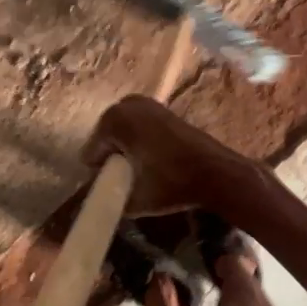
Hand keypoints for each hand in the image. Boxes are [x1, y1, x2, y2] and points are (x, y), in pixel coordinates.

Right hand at [80, 95, 257, 216]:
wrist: (216, 172)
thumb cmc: (172, 183)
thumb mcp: (134, 200)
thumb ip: (107, 200)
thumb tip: (95, 202)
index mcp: (114, 120)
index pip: (90, 153)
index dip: (98, 174)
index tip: (113, 189)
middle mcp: (126, 104)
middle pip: (104, 139)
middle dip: (110, 159)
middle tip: (124, 181)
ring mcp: (146, 103)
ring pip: (121, 133)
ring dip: (124, 150)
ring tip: (138, 173)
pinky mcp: (162, 109)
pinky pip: (137, 127)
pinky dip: (138, 141)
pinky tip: (150, 160)